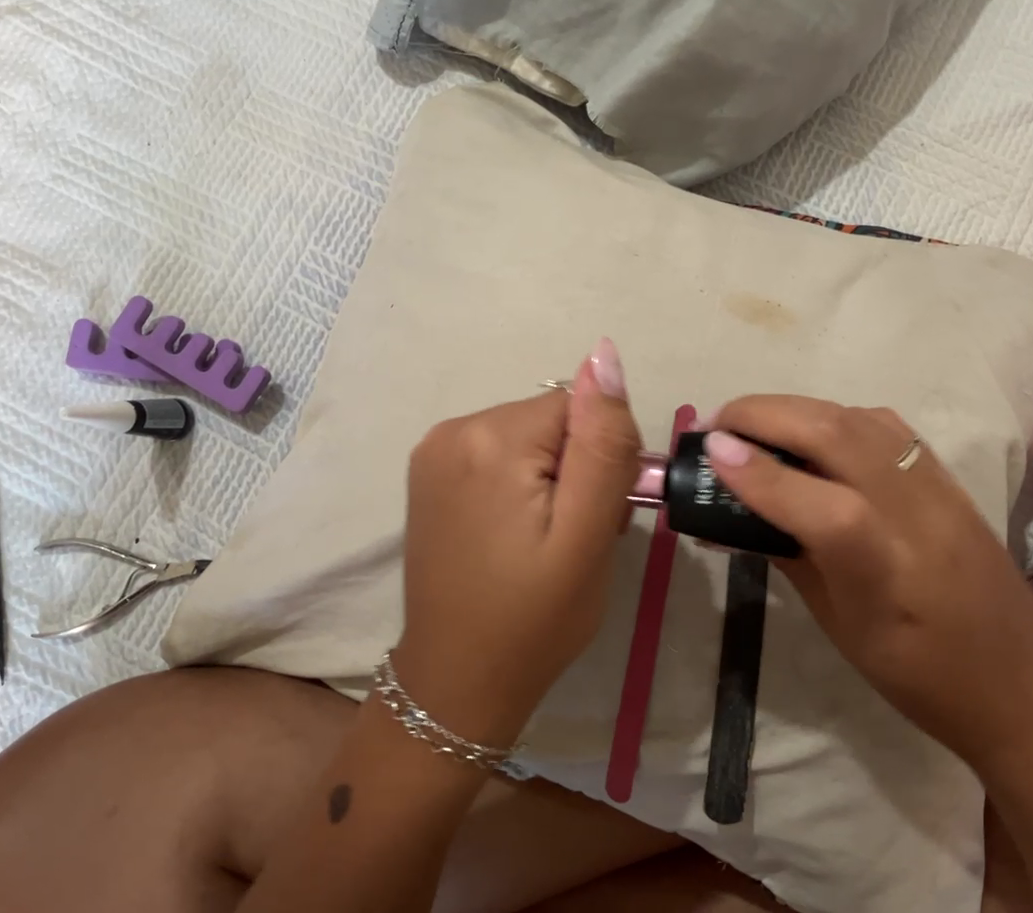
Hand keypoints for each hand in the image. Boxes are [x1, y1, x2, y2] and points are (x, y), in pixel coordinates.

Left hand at [391, 339, 642, 748]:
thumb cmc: (535, 617)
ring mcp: (433, 452)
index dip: (603, 457)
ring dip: (550, 476)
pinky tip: (516, 533)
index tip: (598, 514)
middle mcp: (453, 429)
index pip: (579, 407)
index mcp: (493, 438)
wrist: (458, 680)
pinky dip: (519, 483)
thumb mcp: (587, 533)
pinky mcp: (428, 475)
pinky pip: (496, 453)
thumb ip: (602, 442)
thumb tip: (605, 352)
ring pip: (527, 436)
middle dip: (576, 466)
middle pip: (551, 419)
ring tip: (546, 540)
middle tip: (576, 535)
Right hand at [701, 395, 1032, 763]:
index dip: (762, 475)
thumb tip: (733, 512)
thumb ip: (790, 558)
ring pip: (862, 420)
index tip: (710, 448)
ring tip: (754, 421)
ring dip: (798, 408)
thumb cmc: (918, 676)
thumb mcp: (841, 627)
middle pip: (840, 438)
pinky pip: (888, 428)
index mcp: (890, 578)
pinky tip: (813, 432)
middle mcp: (920, 520)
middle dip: (767, 416)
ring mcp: (940, 492)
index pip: (823, 509)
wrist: (1019, 684)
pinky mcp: (950, 480)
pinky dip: (837, 416)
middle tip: (717, 423)